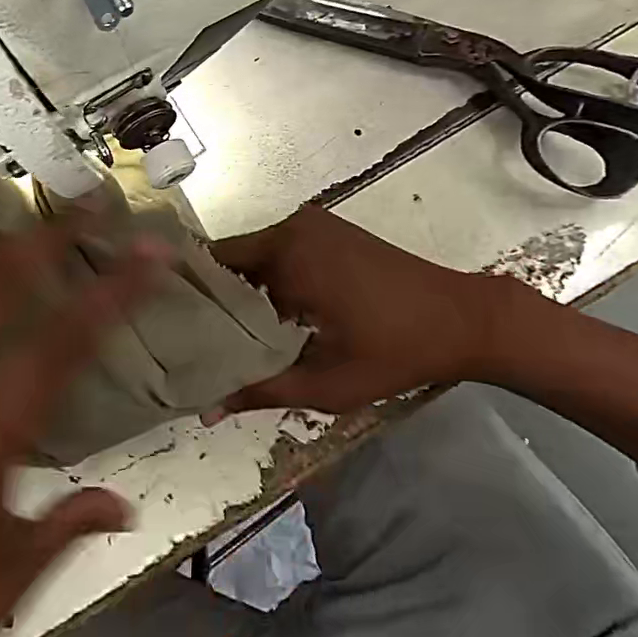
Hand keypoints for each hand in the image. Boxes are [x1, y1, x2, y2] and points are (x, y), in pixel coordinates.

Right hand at [211, 206, 531, 413]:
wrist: (464, 319)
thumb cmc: (396, 350)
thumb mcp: (327, 382)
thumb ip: (262, 391)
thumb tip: (206, 410)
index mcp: (288, 252)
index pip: (213, 264)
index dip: (191, 297)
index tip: (172, 330)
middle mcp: (294, 227)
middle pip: (233, 261)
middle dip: (217, 300)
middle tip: (197, 343)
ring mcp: (317, 225)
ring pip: (258, 258)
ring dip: (245, 293)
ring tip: (227, 337)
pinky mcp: (333, 233)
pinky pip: (284, 254)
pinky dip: (272, 282)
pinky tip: (270, 320)